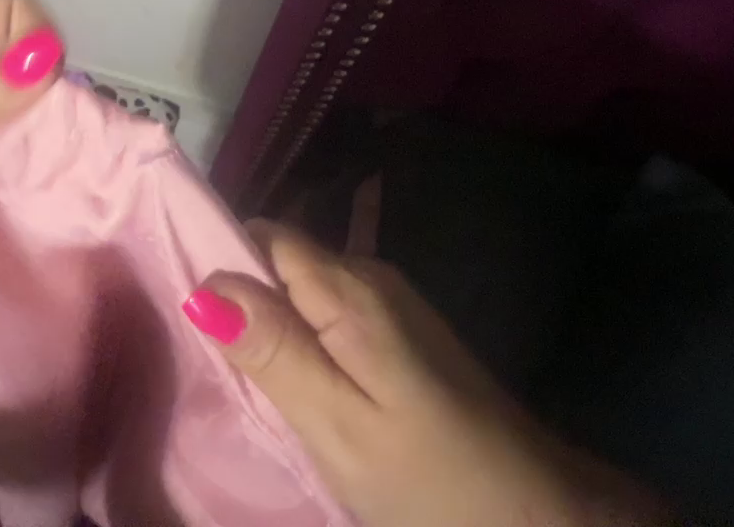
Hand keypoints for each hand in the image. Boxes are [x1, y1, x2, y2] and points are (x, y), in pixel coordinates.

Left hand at [0, 0, 61, 260]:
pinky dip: (5, 127)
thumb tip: (49, 56)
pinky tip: (4, 155)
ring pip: (2, 77)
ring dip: (21, 104)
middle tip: (30, 127)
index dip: (33, 36)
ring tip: (20, 145)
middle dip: (33, 74)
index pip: (4, 4)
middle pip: (9, 39)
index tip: (39, 91)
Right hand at [185, 221, 666, 526]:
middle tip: (216, 358)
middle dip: (241, 295)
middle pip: (280, 257)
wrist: (545, 518)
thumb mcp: (337, 425)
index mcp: (349, 289)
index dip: (220, 259)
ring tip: (249, 375)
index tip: (188, 310)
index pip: (262, 236)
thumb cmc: (432, 480)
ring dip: (270, 320)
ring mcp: (390, 301)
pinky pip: (329, 311)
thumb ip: (272, 350)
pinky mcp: (401, 330)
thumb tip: (203, 284)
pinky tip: (298, 382)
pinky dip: (302, 336)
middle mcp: (369, 275)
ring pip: (302, 286)